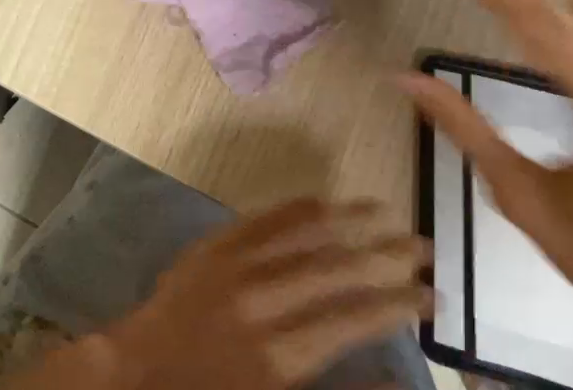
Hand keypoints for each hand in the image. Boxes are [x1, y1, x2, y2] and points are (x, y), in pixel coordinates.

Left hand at [5, 199, 430, 389]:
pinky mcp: (210, 247)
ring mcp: (232, 268)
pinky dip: (294, 210)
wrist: (141, 367)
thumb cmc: (215, 389)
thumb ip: (342, 389)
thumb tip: (400, 379)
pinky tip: (322, 201)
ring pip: (299, 235)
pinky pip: (258, 221)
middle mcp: (262, 303)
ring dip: (346, 222)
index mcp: (282, 354)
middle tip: (424, 247)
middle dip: (383, 256)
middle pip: (334, 270)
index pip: (353, 318)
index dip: (397, 304)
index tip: (431, 295)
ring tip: (385, 214)